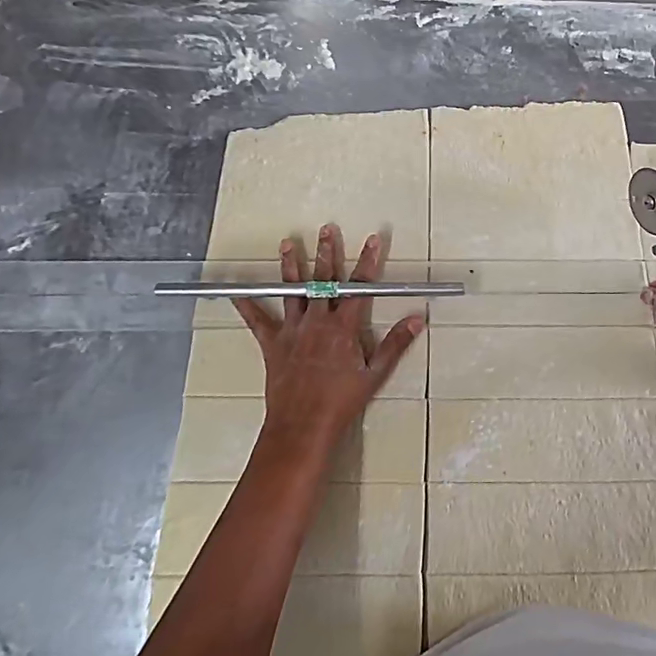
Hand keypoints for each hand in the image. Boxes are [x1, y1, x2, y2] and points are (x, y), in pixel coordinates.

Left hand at [233, 224, 423, 452]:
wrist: (302, 426)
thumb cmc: (341, 401)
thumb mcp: (375, 373)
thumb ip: (396, 343)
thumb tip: (418, 318)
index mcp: (344, 328)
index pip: (360, 287)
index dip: (368, 261)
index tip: (372, 240)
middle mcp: (317, 323)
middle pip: (324, 281)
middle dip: (327, 253)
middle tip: (327, 229)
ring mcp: (293, 332)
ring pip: (293, 292)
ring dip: (291, 267)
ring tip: (288, 244)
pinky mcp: (273, 345)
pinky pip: (258, 322)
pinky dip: (247, 307)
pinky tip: (236, 293)